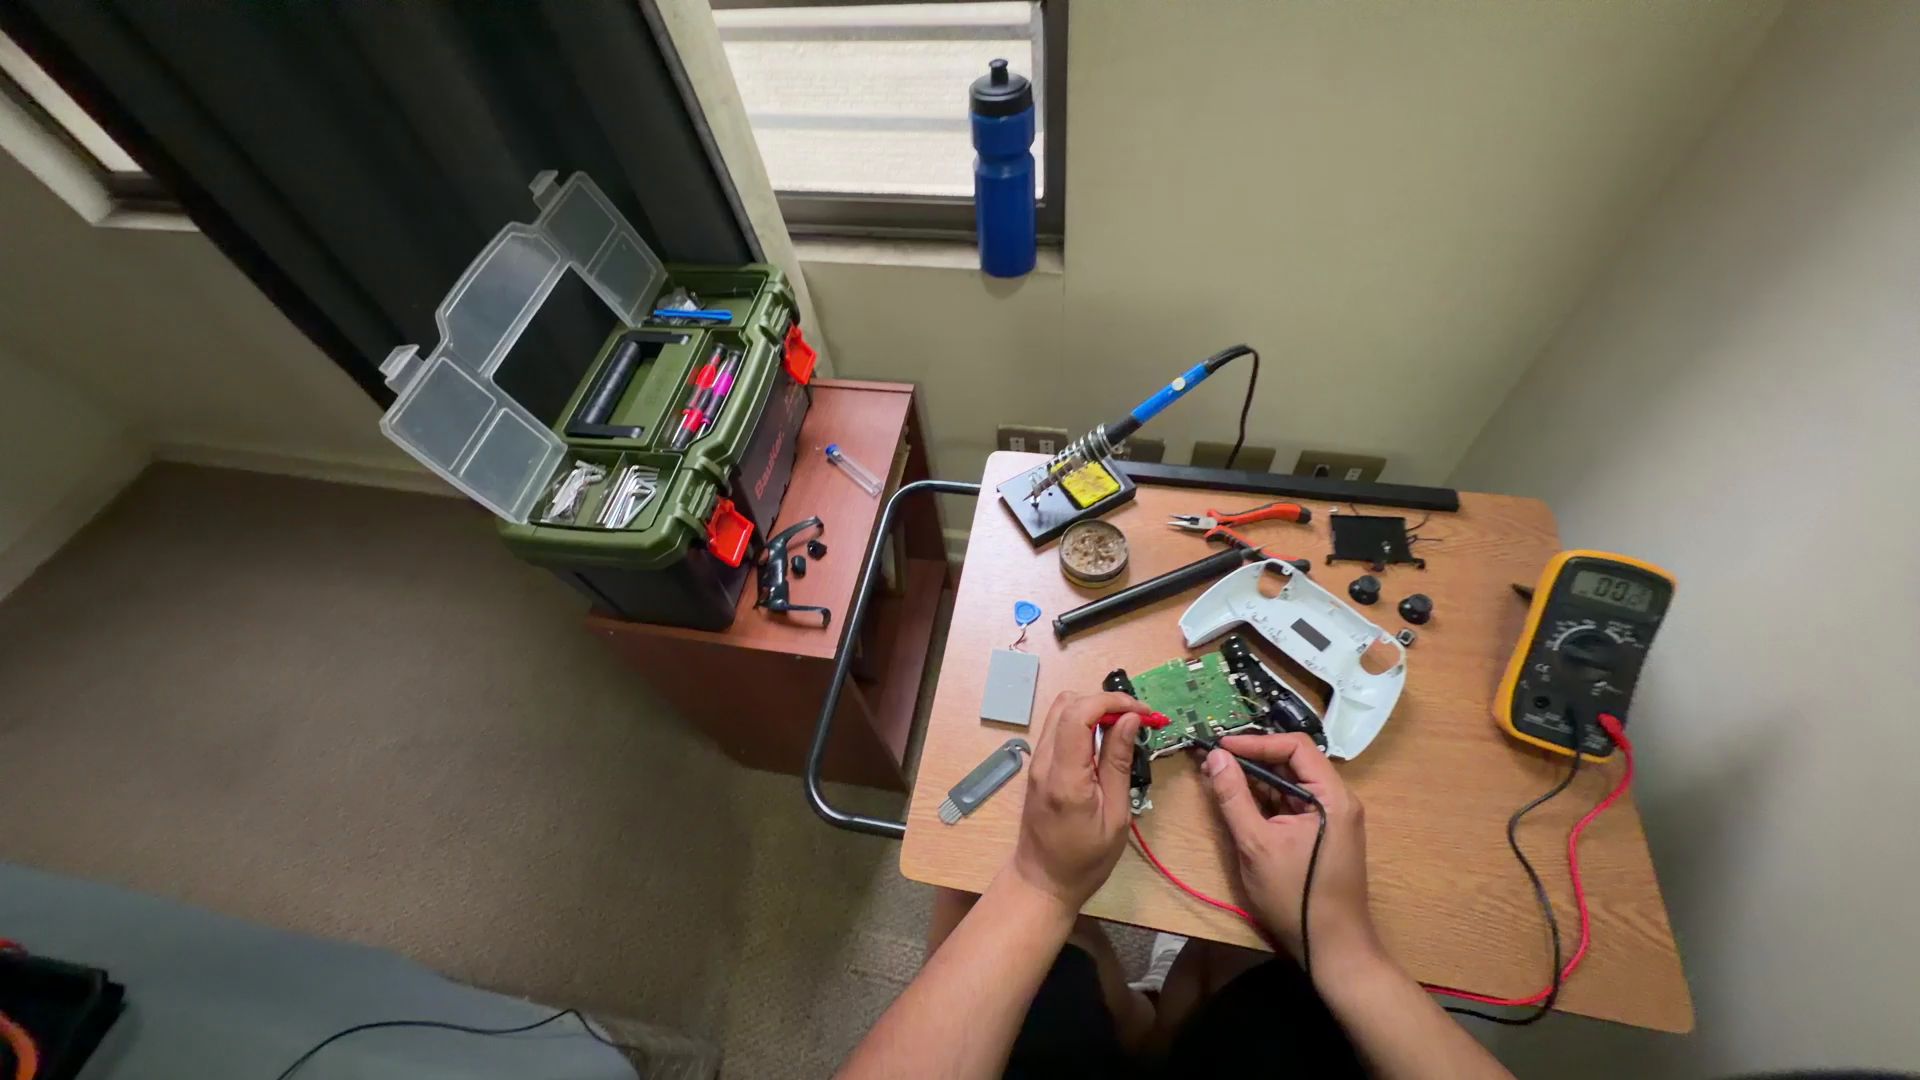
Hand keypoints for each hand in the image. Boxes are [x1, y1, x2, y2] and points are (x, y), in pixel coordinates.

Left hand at [1010, 690, 1147, 910]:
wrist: (1042, 880)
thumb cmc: (1085, 859)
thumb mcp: (1115, 816)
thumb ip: (1118, 763)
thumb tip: (1130, 719)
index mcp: (1065, 776)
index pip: (1078, 714)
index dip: (1111, 701)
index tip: (1142, 711)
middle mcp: (1044, 760)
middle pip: (1067, 703)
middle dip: (1105, 701)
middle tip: (1137, 719)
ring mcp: (1036, 760)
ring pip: (1060, 710)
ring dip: (1093, 709)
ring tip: (1123, 727)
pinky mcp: (1037, 764)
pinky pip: (1057, 727)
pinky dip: (1082, 721)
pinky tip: (1104, 739)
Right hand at [1203, 733, 1377, 968]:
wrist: (1332, 949)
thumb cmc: (1295, 896)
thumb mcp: (1255, 844)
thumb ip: (1233, 796)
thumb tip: (1214, 756)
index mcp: (1331, 797)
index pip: (1294, 747)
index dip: (1255, 742)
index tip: (1221, 746)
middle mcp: (1336, 800)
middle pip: (1291, 762)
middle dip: (1251, 758)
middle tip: (1213, 760)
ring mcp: (1330, 817)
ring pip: (1287, 781)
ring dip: (1253, 777)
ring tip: (1217, 776)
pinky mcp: (1319, 832)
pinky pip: (1288, 802)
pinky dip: (1262, 797)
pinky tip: (1235, 797)